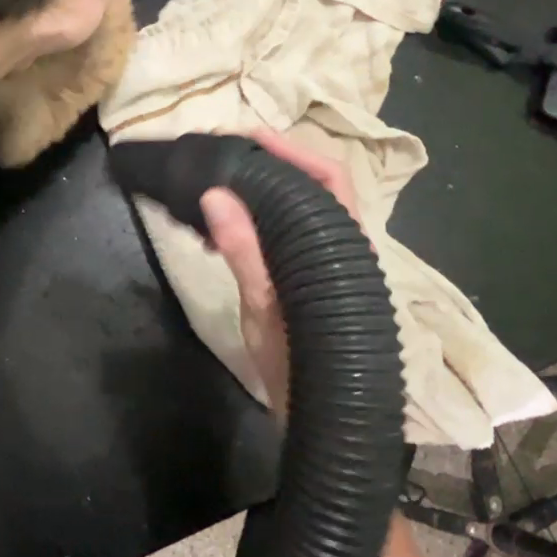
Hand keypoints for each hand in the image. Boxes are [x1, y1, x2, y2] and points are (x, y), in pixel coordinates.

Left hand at [0, 0, 111, 71]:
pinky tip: (52, 35)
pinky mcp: (25, 22)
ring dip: (55, 15)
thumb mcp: (95, 6)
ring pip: (49, 7)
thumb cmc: (71, 18)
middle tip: (76, 14)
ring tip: (64, 28)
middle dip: (67, 2)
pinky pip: (41, 22)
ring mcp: (34, 5)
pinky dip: (46, 27)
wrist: (36, 37)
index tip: (87, 0)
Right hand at [199, 130, 362, 419]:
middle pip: (314, 186)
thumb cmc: (296, 366)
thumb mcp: (264, 309)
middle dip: (271, 164)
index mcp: (340, 247)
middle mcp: (339, 246)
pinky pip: (283, 232)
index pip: (329, 178)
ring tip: (217, 181)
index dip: (292, 151)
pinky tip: (225, 221)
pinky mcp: (307, 278)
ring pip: (298, 208)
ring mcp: (324, 262)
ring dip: (261, 189)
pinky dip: (256, 216)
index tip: (247, 136)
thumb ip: (245, 252)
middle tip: (223, 154)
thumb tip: (216, 196)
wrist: (316, 420)